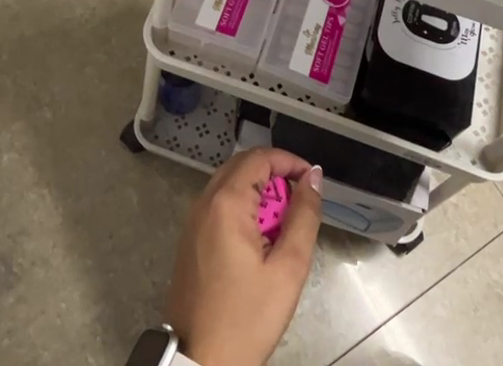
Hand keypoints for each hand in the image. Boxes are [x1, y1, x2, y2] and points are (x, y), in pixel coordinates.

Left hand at [165, 148, 323, 365]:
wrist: (200, 360)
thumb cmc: (248, 317)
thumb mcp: (288, 268)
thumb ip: (304, 216)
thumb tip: (312, 177)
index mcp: (226, 204)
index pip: (260, 158)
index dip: (290, 161)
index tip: (312, 182)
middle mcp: (204, 202)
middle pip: (243, 166)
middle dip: (275, 177)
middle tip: (299, 207)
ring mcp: (192, 220)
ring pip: (230, 184)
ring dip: (259, 194)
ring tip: (283, 228)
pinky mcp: (189, 239)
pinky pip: (218, 205)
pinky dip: (242, 208)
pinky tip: (259, 241)